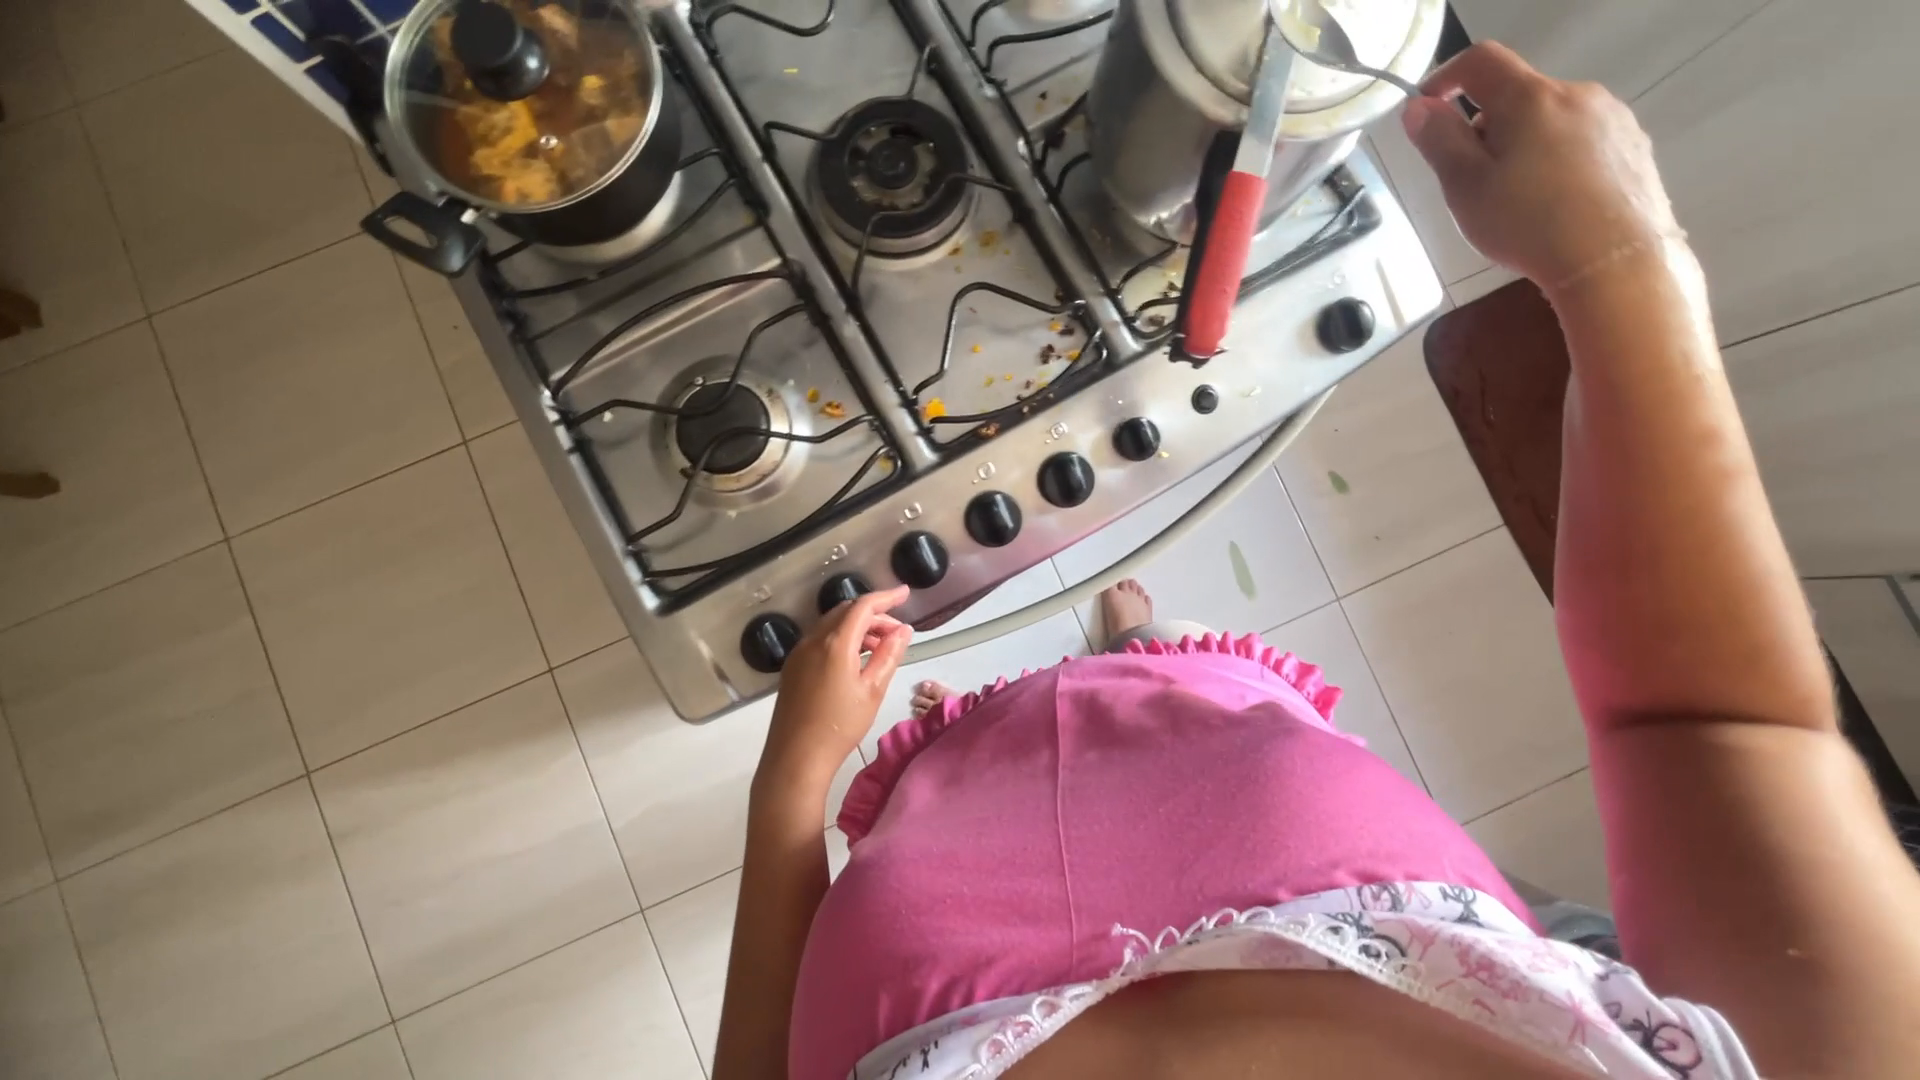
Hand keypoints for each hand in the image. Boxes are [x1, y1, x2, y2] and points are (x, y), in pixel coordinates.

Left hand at [760, 586, 911, 788]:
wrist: (795, 757)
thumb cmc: (840, 726)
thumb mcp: (873, 690)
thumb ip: (889, 655)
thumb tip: (903, 630)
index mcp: (835, 643)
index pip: (863, 606)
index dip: (886, 597)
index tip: (905, 593)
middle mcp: (813, 640)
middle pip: (846, 612)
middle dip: (874, 614)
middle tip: (897, 631)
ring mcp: (799, 652)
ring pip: (832, 624)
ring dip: (857, 627)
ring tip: (880, 647)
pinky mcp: (792, 667)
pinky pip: (820, 639)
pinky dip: (841, 638)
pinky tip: (854, 660)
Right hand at [1400, 43, 1682, 291]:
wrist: (1613, 260)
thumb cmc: (1526, 223)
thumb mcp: (1465, 187)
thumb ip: (1440, 141)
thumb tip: (1418, 107)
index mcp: (1530, 99)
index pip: (1482, 60)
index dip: (1446, 77)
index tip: (1426, 110)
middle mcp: (1576, 94)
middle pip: (1517, 96)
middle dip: (1485, 127)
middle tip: (1470, 181)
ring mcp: (1611, 117)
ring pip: (1549, 119)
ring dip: (1522, 145)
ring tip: (1514, 199)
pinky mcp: (1633, 145)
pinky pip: (1580, 140)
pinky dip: (1555, 160)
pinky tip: (1552, 203)